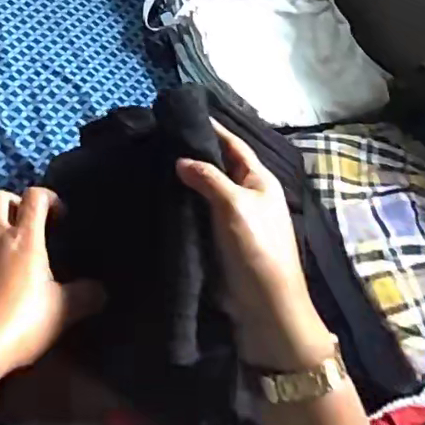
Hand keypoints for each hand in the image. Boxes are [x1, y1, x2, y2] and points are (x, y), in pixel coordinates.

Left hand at [0, 188, 104, 375]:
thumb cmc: (21, 320)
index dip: (49, 197)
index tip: (61, 217)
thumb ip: (84, 296)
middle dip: (15, 201)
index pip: (34, 197)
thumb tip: (102, 292)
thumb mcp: (62, 311)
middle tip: (30, 222)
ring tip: (11, 241)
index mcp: (24, 237)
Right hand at [177, 123, 335, 370]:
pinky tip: (164, 196)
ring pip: (209, 189)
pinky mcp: (223, 240)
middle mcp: (249, 194)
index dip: (213, 129)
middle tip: (163, 138)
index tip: (186, 114)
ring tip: (157, 162)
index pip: (234, 145)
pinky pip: (201, 212)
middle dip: (196, 152)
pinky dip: (186, 202)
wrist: (267, 311)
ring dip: (189, 178)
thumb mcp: (234, 206)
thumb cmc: (257, 250)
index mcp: (260, 180)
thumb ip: (208, 178)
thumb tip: (181, 159)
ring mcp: (236, 218)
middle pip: (221, 165)